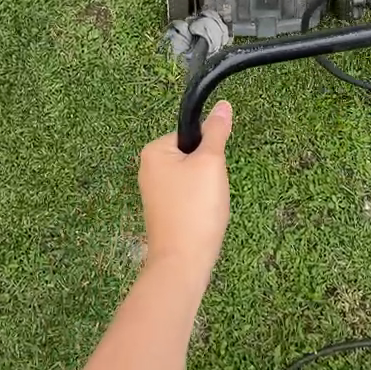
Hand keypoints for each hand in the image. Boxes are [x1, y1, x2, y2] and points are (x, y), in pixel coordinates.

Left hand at [137, 100, 233, 274]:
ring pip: (192, 178)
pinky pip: (187, 197)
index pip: (192, 134)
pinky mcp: (162, 213)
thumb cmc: (195, 208)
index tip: (212, 171)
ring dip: (206, 190)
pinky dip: (199, 205)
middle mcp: (148, 169)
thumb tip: (223, 106)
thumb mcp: (211, 162)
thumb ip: (217, 131)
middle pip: (192, 156)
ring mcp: (153, 193)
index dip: (209, 150)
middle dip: (208, 172)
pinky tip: (203, 219)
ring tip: (207, 208)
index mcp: (154, 151)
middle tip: (211, 192)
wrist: (182, 263)